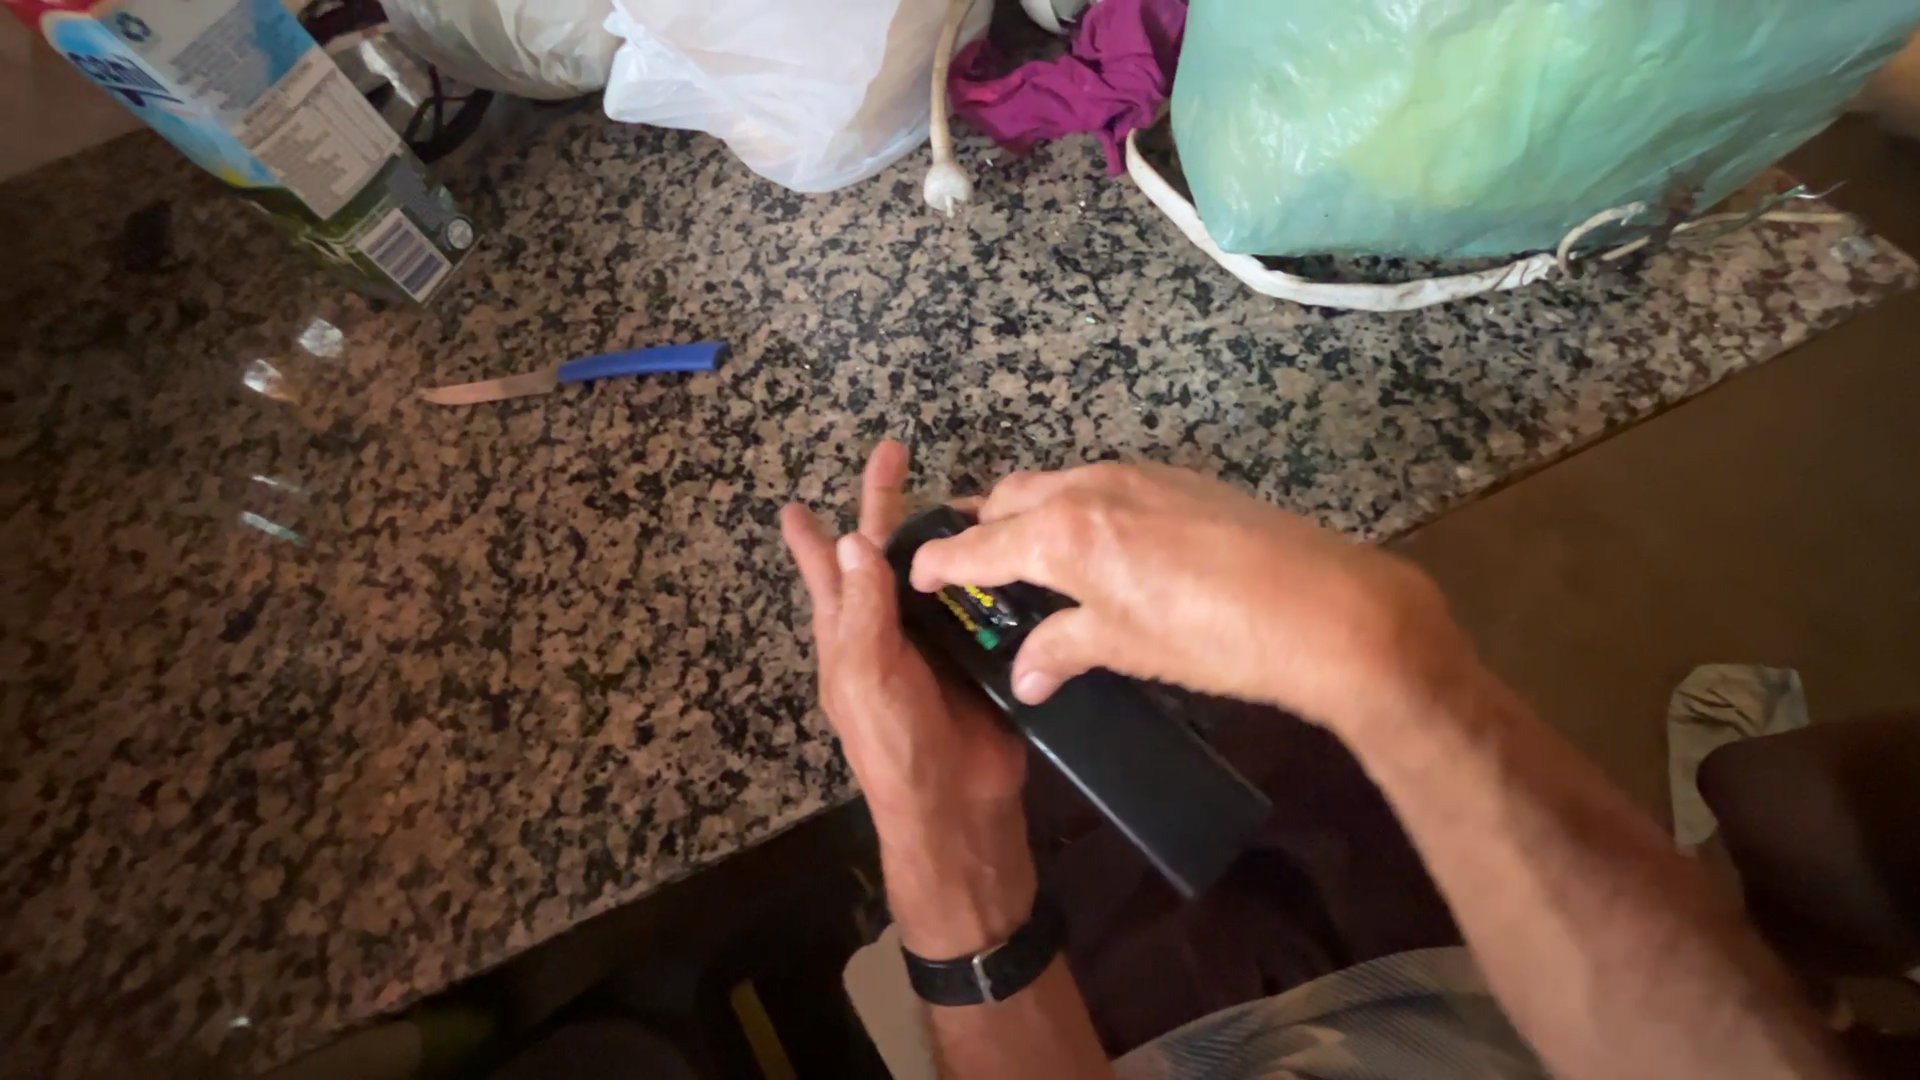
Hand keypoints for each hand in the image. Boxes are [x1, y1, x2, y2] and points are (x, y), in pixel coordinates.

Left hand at [782, 441, 1033, 956]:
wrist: (958, 800)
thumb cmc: (896, 741)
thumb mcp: (864, 674)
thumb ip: (862, 609)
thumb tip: (851, 539)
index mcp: (849, 633)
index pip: (827, 572)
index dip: (811, 536)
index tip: (794, 502)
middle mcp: (888, 627)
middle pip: (884, 555)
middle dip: (887, 505)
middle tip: (896, 449)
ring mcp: (934, 637)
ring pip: (935, 570)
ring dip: (945, 531)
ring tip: (962, 490)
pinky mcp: (978, 648)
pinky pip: (981, 598)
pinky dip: (990, 569)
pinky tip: (1009, 543)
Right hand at [908, 463, 1473, 740]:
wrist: (1330, 609)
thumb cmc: (1213, 639)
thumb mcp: (1127, 648)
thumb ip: (1062, 650)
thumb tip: (1024, 677)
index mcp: (1064, 533)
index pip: (979, 546)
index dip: (940, 562)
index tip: (916, 574)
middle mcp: (1088, 488)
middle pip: (1007, 499)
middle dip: (981, 530)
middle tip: (976, 571)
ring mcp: (1134, 474)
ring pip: (1052, 483)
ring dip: (1028, 514)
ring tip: (1033, 557)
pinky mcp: (1173, 477)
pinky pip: (1098, 483)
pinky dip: (1075, 507)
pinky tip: (1101, 545)